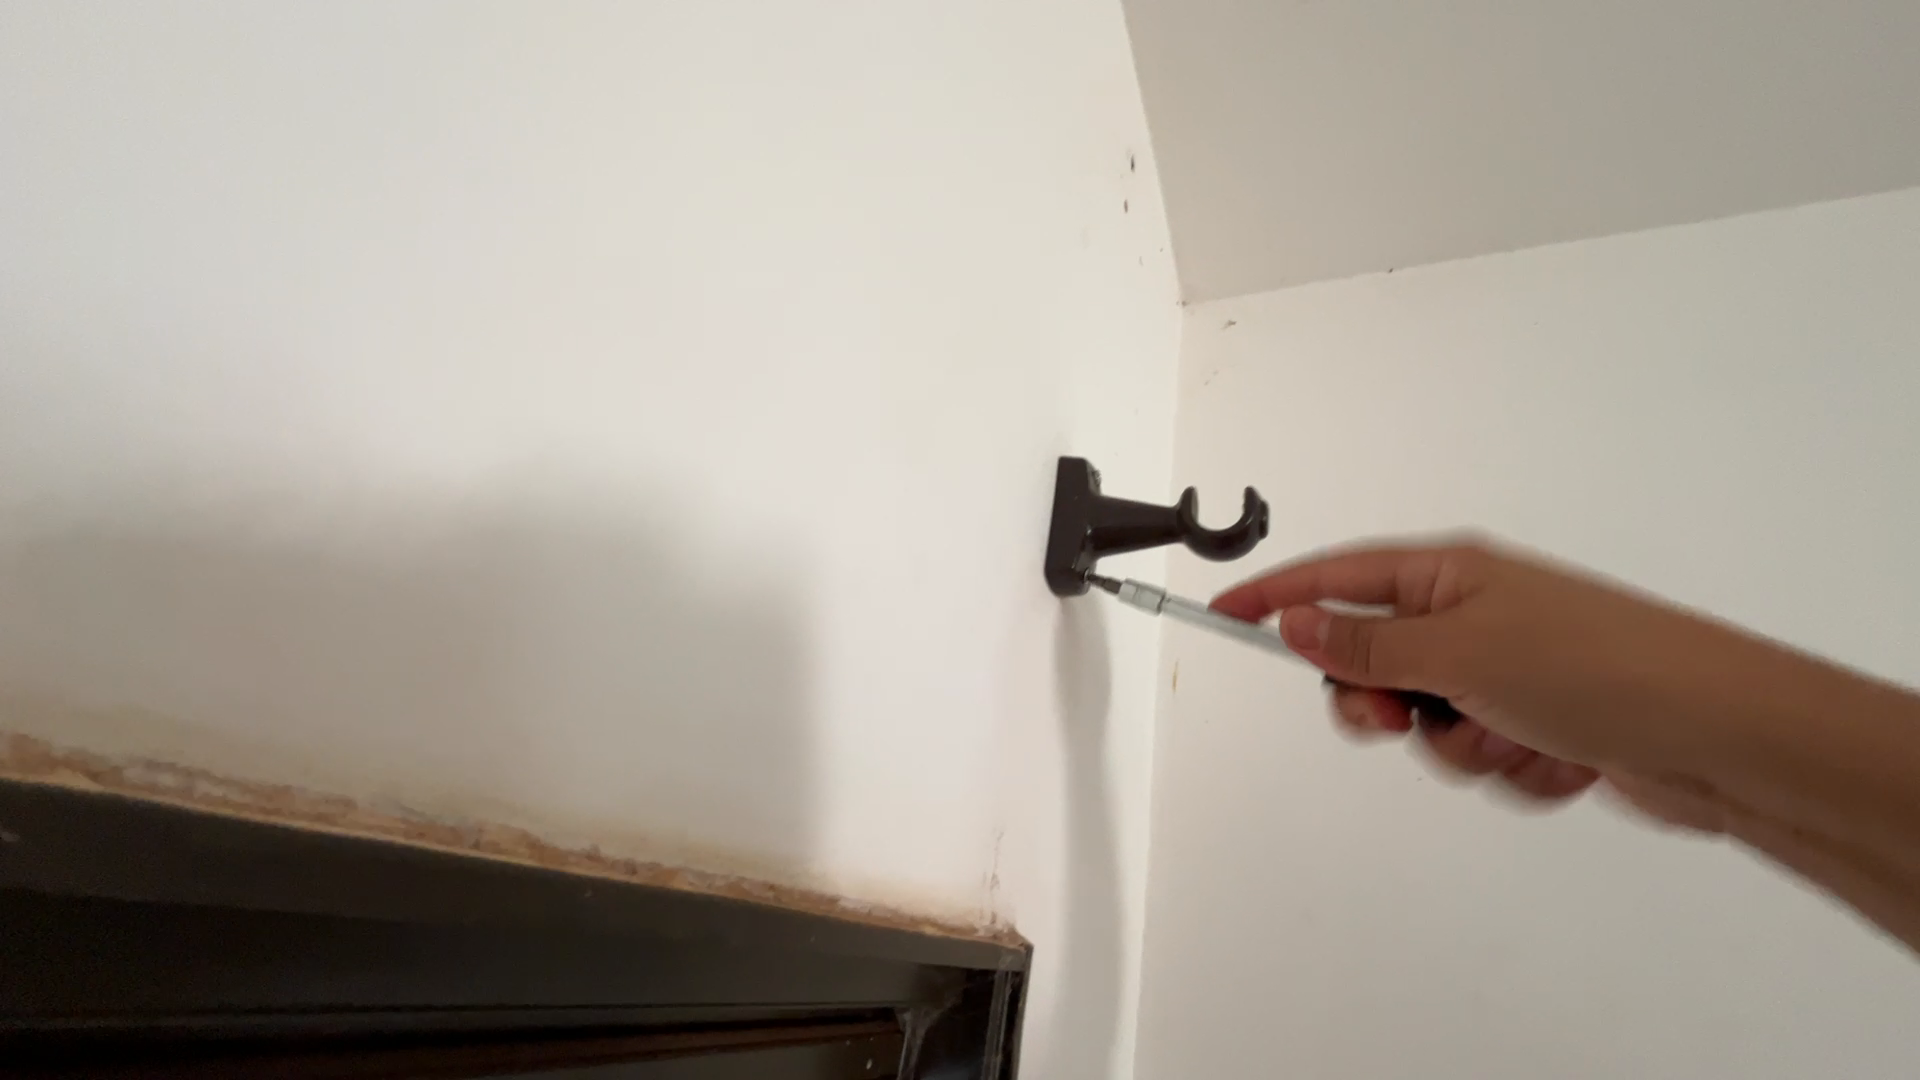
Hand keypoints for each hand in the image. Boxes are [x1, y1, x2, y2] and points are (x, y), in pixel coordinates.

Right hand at [1210, 539, 1802, 815]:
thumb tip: (1291, 624)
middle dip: (1378, 699)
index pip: (1331, 579)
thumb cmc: (1593, 667)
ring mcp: (1495, 667)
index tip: (1222, 613)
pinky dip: (1499, 761)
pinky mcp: (1525, 716)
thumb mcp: (1453, 651)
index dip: (1272, 597)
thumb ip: (1361, 644)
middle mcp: (1463, 615)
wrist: (1726, 740)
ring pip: (1417, 715)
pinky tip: (1550, 753)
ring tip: (1508, 735)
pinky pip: (1469, 746)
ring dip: (1451, 739)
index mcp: (1443, 576)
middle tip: (1398, 716)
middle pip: (1368, 657)